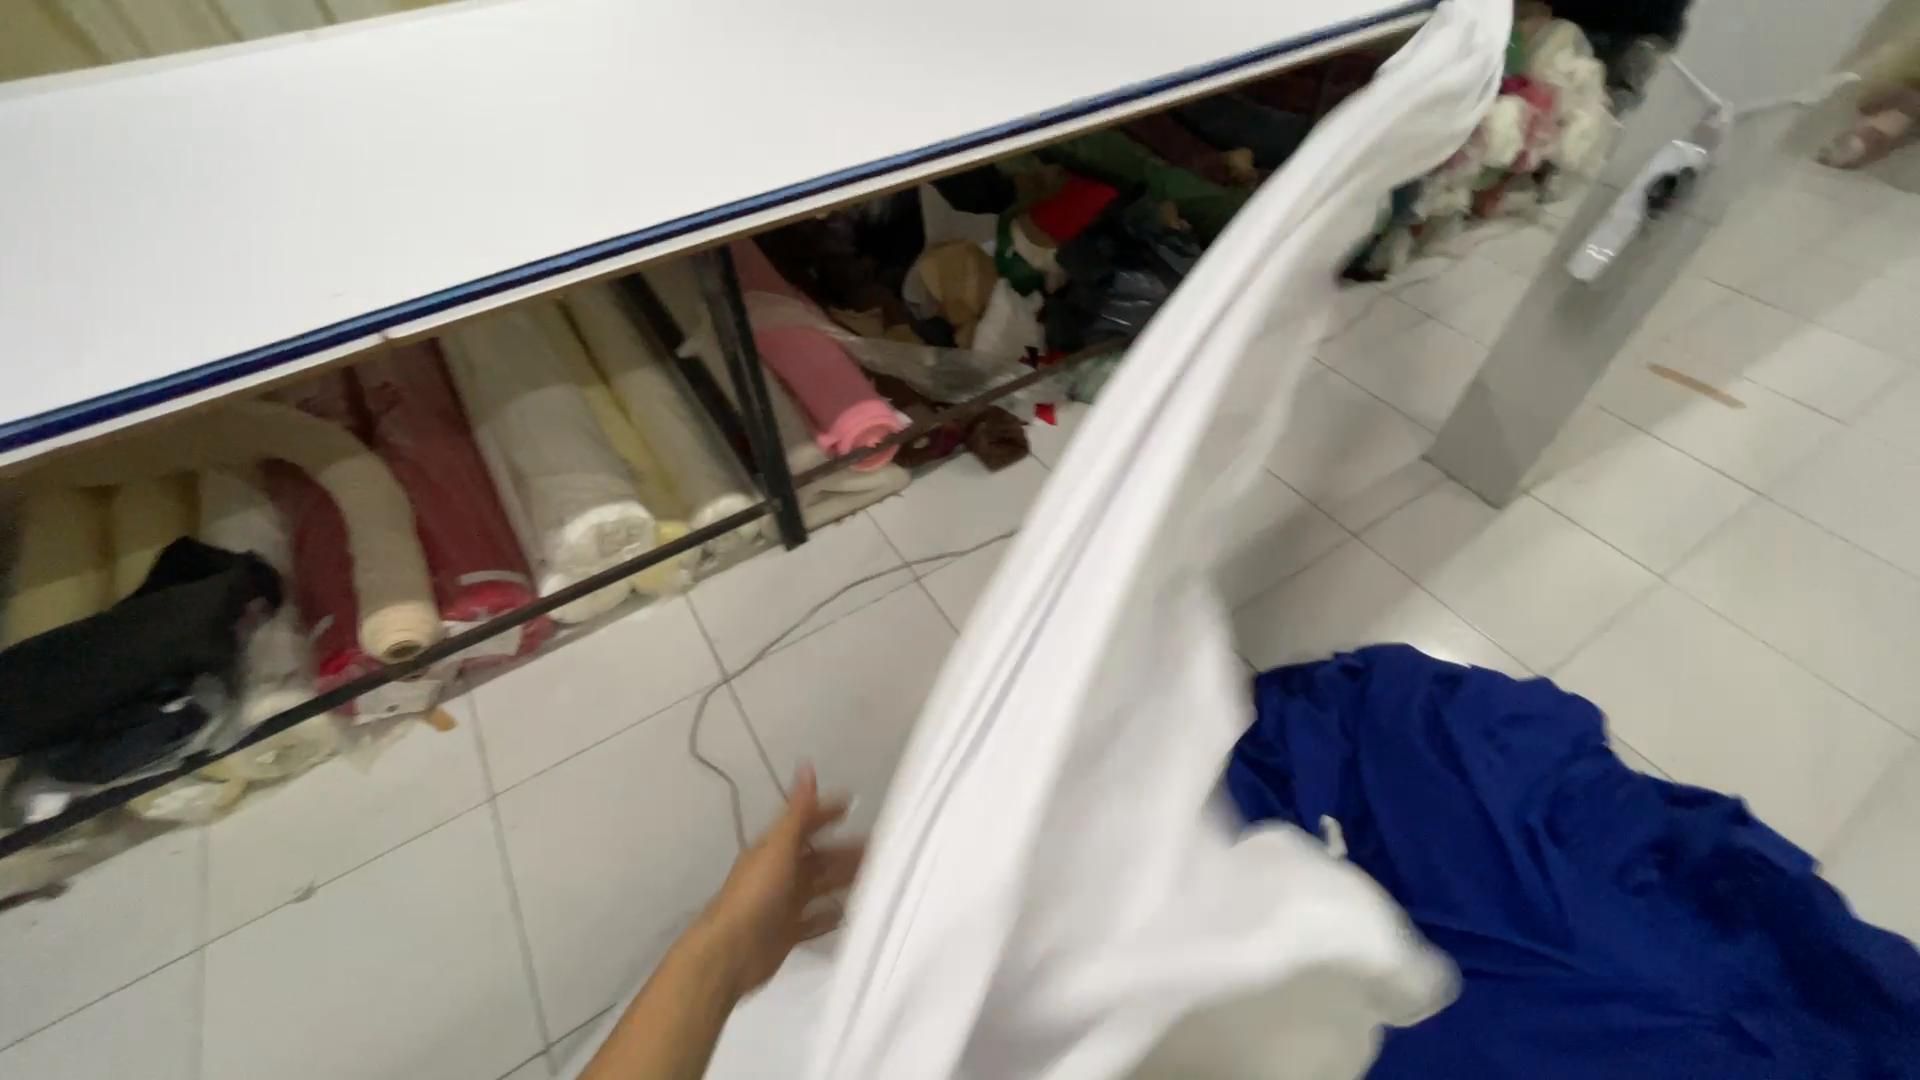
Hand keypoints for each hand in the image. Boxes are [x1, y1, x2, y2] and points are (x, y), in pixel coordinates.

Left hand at [697, 766, 864, 994]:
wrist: (730, 952)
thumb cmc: (756, 894)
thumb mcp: (778, 846)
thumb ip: (797, 811)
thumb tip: (807, 765)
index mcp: (775, 848)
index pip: (804, 823)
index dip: (825, 812)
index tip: (852, 803)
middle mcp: (780, 872)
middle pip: (817, 856)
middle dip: (844, 850)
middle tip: (877, 848)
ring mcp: (784, 903)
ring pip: (820, 885)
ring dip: (842, 879)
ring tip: (873, 877)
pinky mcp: (788, 931)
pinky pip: (815, 920)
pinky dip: (830, 915)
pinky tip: (849, 913)